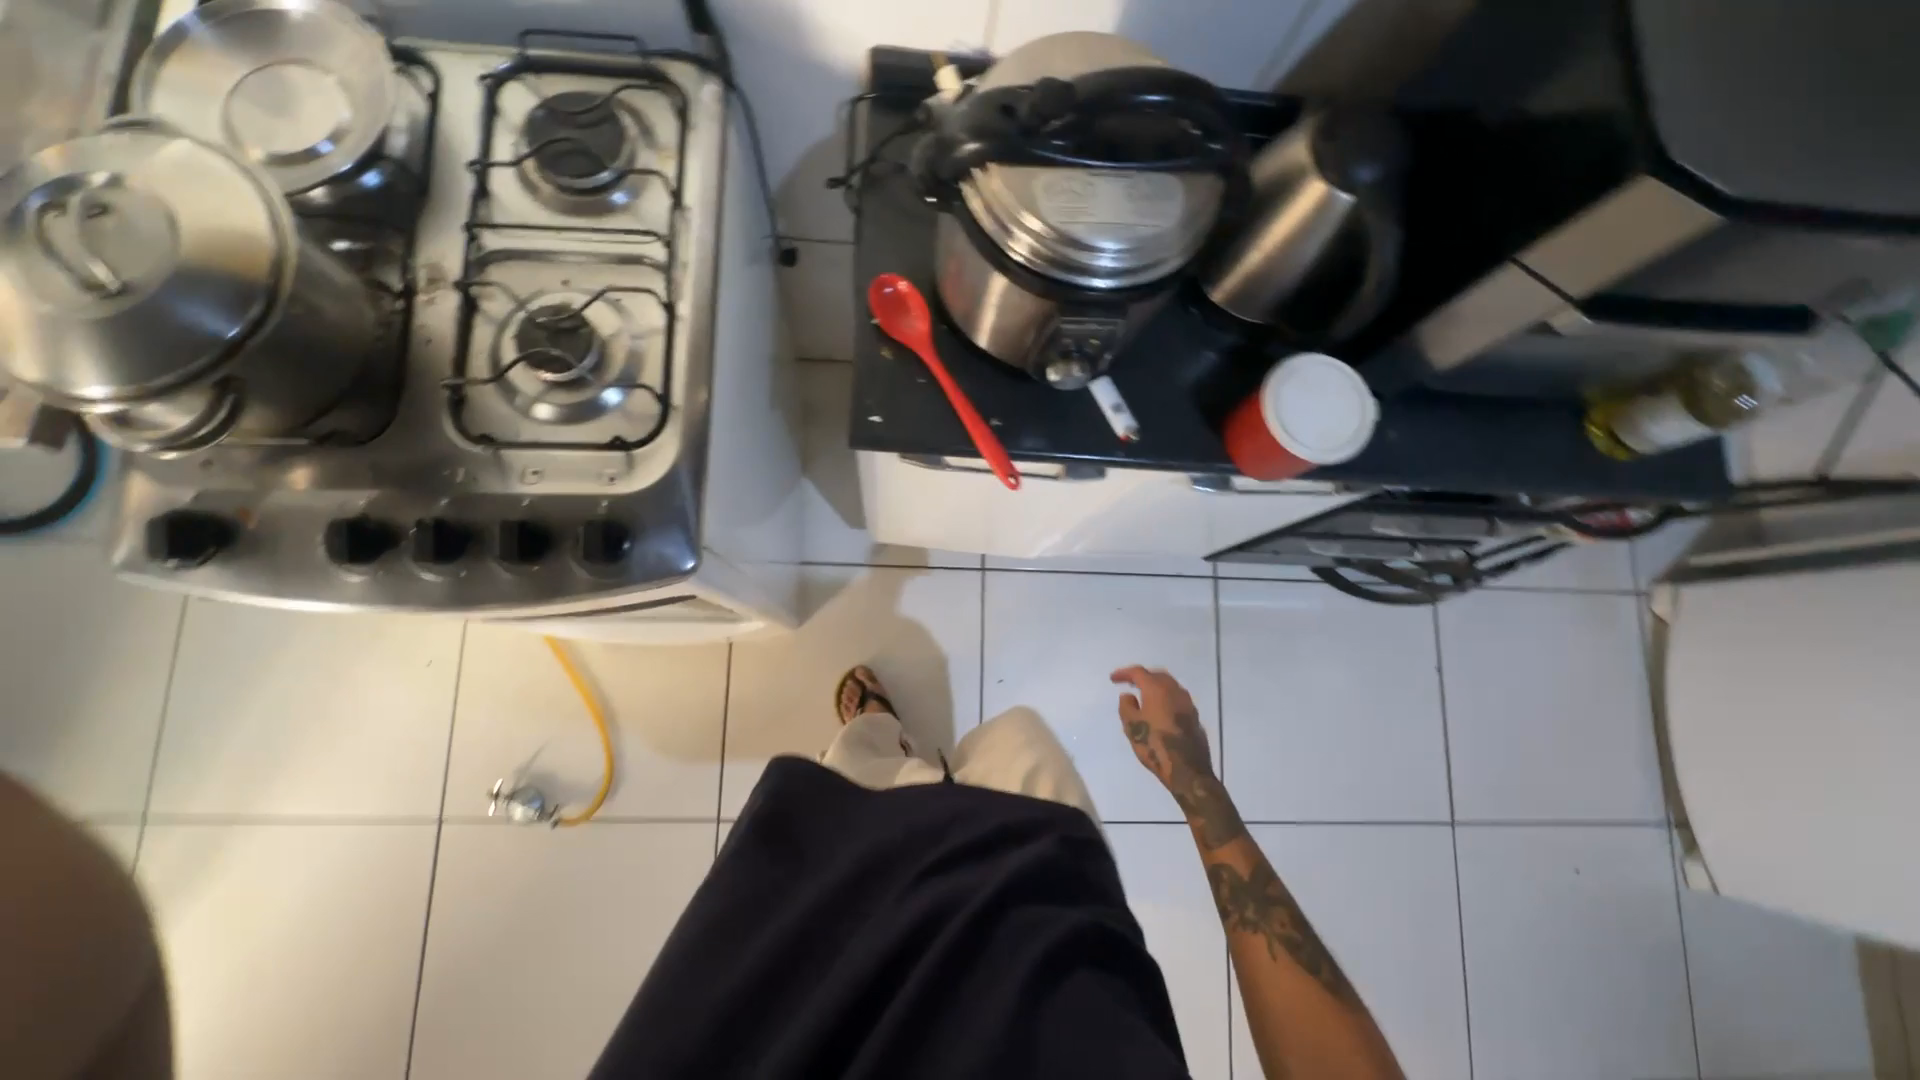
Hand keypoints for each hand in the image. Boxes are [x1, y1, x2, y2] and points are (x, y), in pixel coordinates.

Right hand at [1111, 665, 1213, 790]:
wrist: (1187, 769)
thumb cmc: (1154, 746)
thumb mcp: (1132, 727)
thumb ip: (1126, 707)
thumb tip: (1128, 695)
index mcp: (1157, 690)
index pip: (1139, 672)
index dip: (1124, 673)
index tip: (1113, 678)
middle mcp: (1175, 691)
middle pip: (1157, 675)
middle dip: (1143, 676)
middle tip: (1130, 683)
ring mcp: (1188, 703)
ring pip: (1170, 686)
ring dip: (1156, 686)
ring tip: (1144, 695)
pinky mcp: (1195, 716)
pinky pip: (1177, 699)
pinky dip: (1166, 697)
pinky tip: (1160, 709)